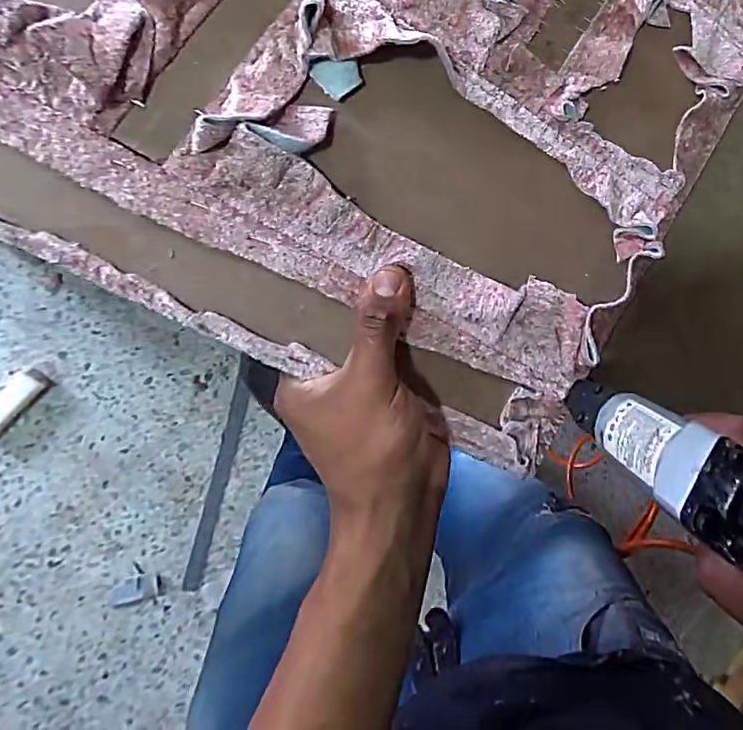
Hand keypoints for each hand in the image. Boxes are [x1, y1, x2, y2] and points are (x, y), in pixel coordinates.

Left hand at [274, 265, 449, 537]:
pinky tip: (438, 298)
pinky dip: (422, 330)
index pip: (311, 320)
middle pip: (353, 324)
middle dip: (372, 293)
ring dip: (402, 309)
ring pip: (385, 335)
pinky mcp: (403, 387)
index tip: (349, 244)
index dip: (330, 286)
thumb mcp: (369, 383)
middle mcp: (333, 375)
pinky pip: (410, 350)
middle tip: (393, 242)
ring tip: (418, 257)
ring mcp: (370, 382)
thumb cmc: (370, 449)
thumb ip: (376, 329)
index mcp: (304, 377)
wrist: (407, 499)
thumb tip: (388, 273)